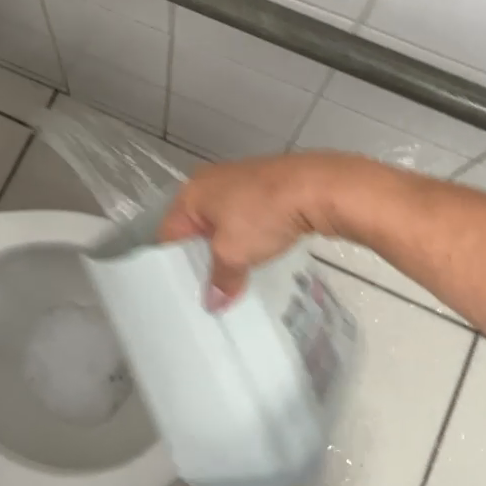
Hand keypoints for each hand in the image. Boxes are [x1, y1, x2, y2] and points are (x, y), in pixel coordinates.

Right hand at [158, 152, 368, 308]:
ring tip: (235, 276)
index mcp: (191, 193)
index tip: (184, 290)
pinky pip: (246, 215)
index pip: (169, 234)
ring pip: (223, 222)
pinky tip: (260, 254)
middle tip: (209, 288)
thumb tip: (213, 305)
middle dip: (203, 257)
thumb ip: (220, 280)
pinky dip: (249, 235)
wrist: (315, 187)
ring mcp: (239, 180)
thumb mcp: (234, 254)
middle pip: (196, 228)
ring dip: (229, 247)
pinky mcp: (265, 184)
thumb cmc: (261, 216)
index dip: (174, 264)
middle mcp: (209, 181)